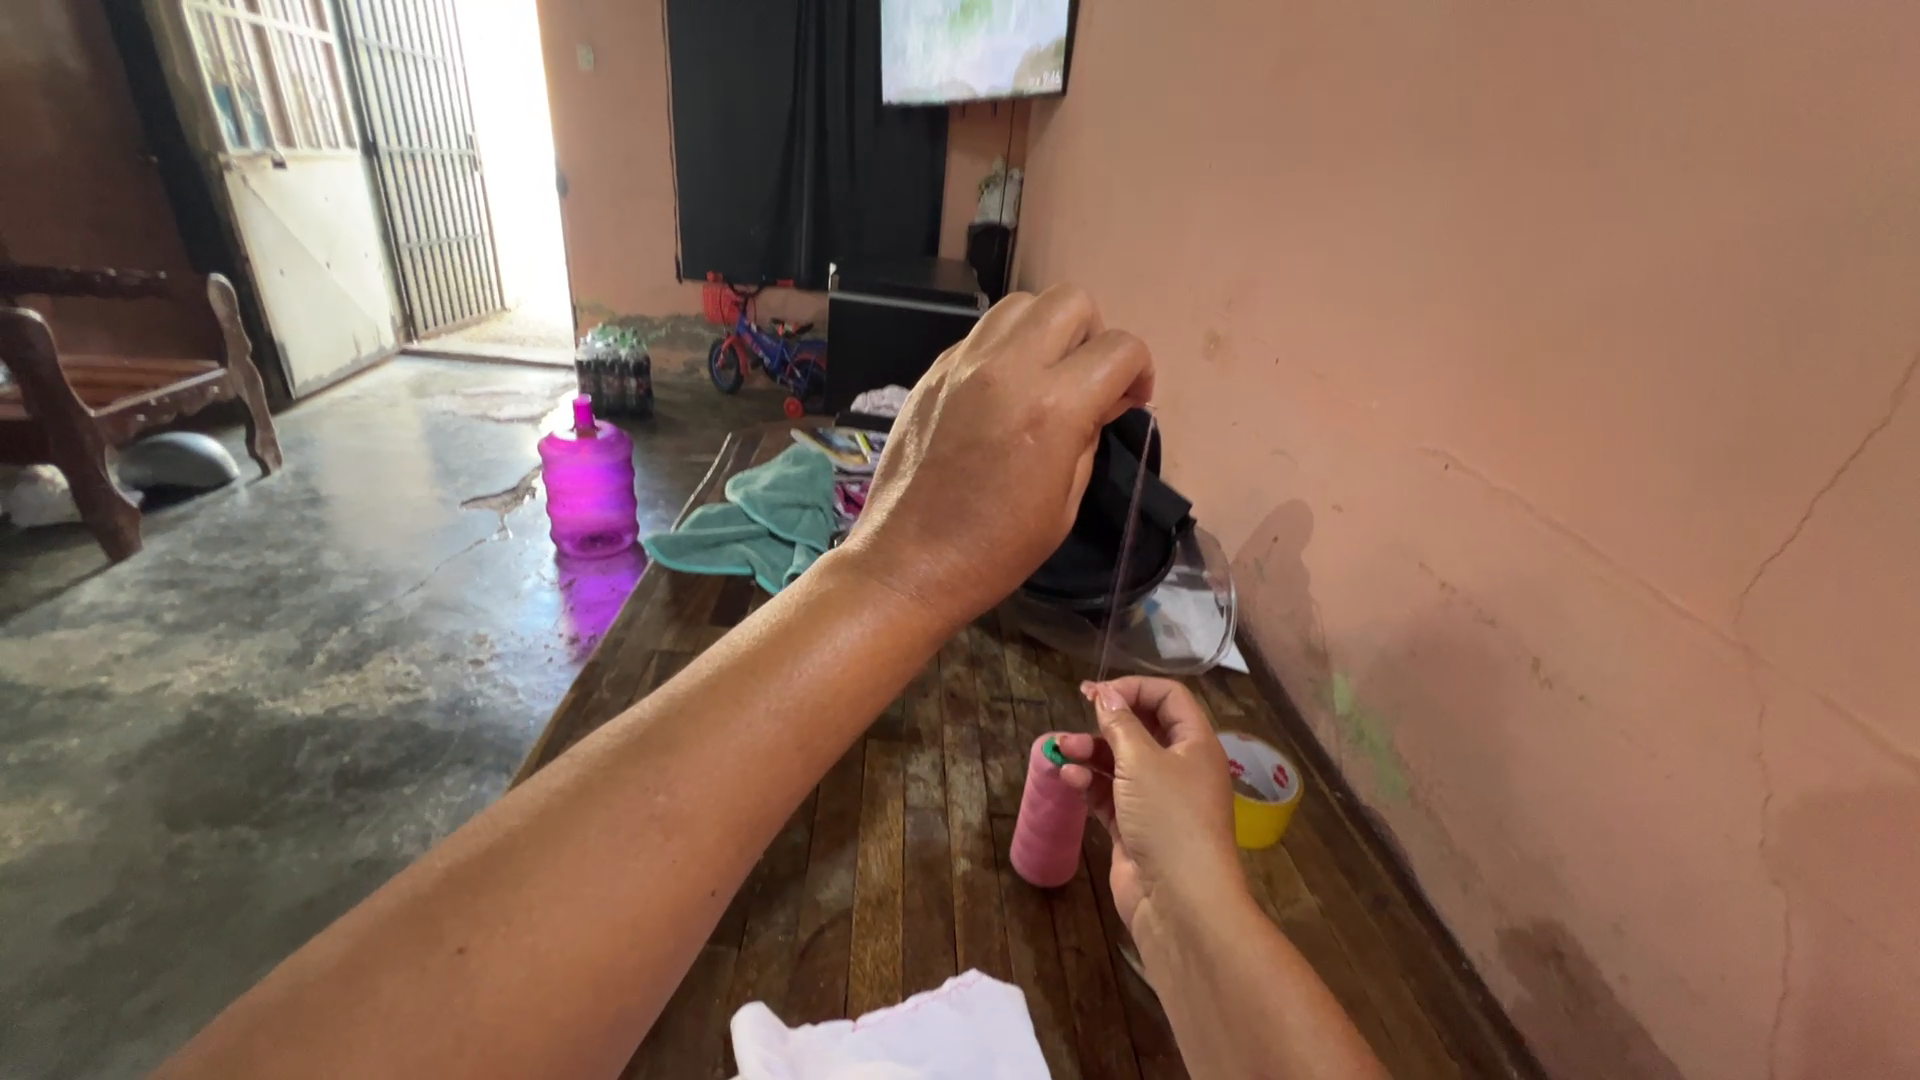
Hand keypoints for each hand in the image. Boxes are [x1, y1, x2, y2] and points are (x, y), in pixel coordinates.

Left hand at [842, 285, 1153, 627]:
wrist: (909, 564)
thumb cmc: (995, 551)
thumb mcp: (1065, 504)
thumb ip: (1089, 437)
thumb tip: (1105, 401)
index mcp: (1053, 407)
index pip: (1120, 348)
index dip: (1139, 371)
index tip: (1130, 401)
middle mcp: (1008, 368)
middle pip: (1070, 301)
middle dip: (1093, 336)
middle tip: (1086, 382)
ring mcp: (962, 365)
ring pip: (1021, 305)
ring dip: (1046, 331)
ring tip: (1043, 377)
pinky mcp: (933, 374)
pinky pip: (981, 335)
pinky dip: (1004, 350)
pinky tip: (1000, 393)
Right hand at [1058, 678, 1245, 941]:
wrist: (1180, 902)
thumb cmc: (1169, 819)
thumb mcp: (1142, 761)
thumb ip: (1120, 724)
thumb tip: (1105, 694)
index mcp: (1195, 744)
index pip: (1169, 698)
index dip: (1134, 688)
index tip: (1098, 693)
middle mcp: (1180, 767)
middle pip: (1143, 728)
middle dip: (1108, 720)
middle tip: (1078, 710)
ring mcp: (1157, 799)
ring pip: (1121, 762)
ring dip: (1091, 751)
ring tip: (1063, 750)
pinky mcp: (1136, 827)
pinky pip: (1109, 794)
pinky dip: (1090, 784)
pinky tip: (1069, 780)